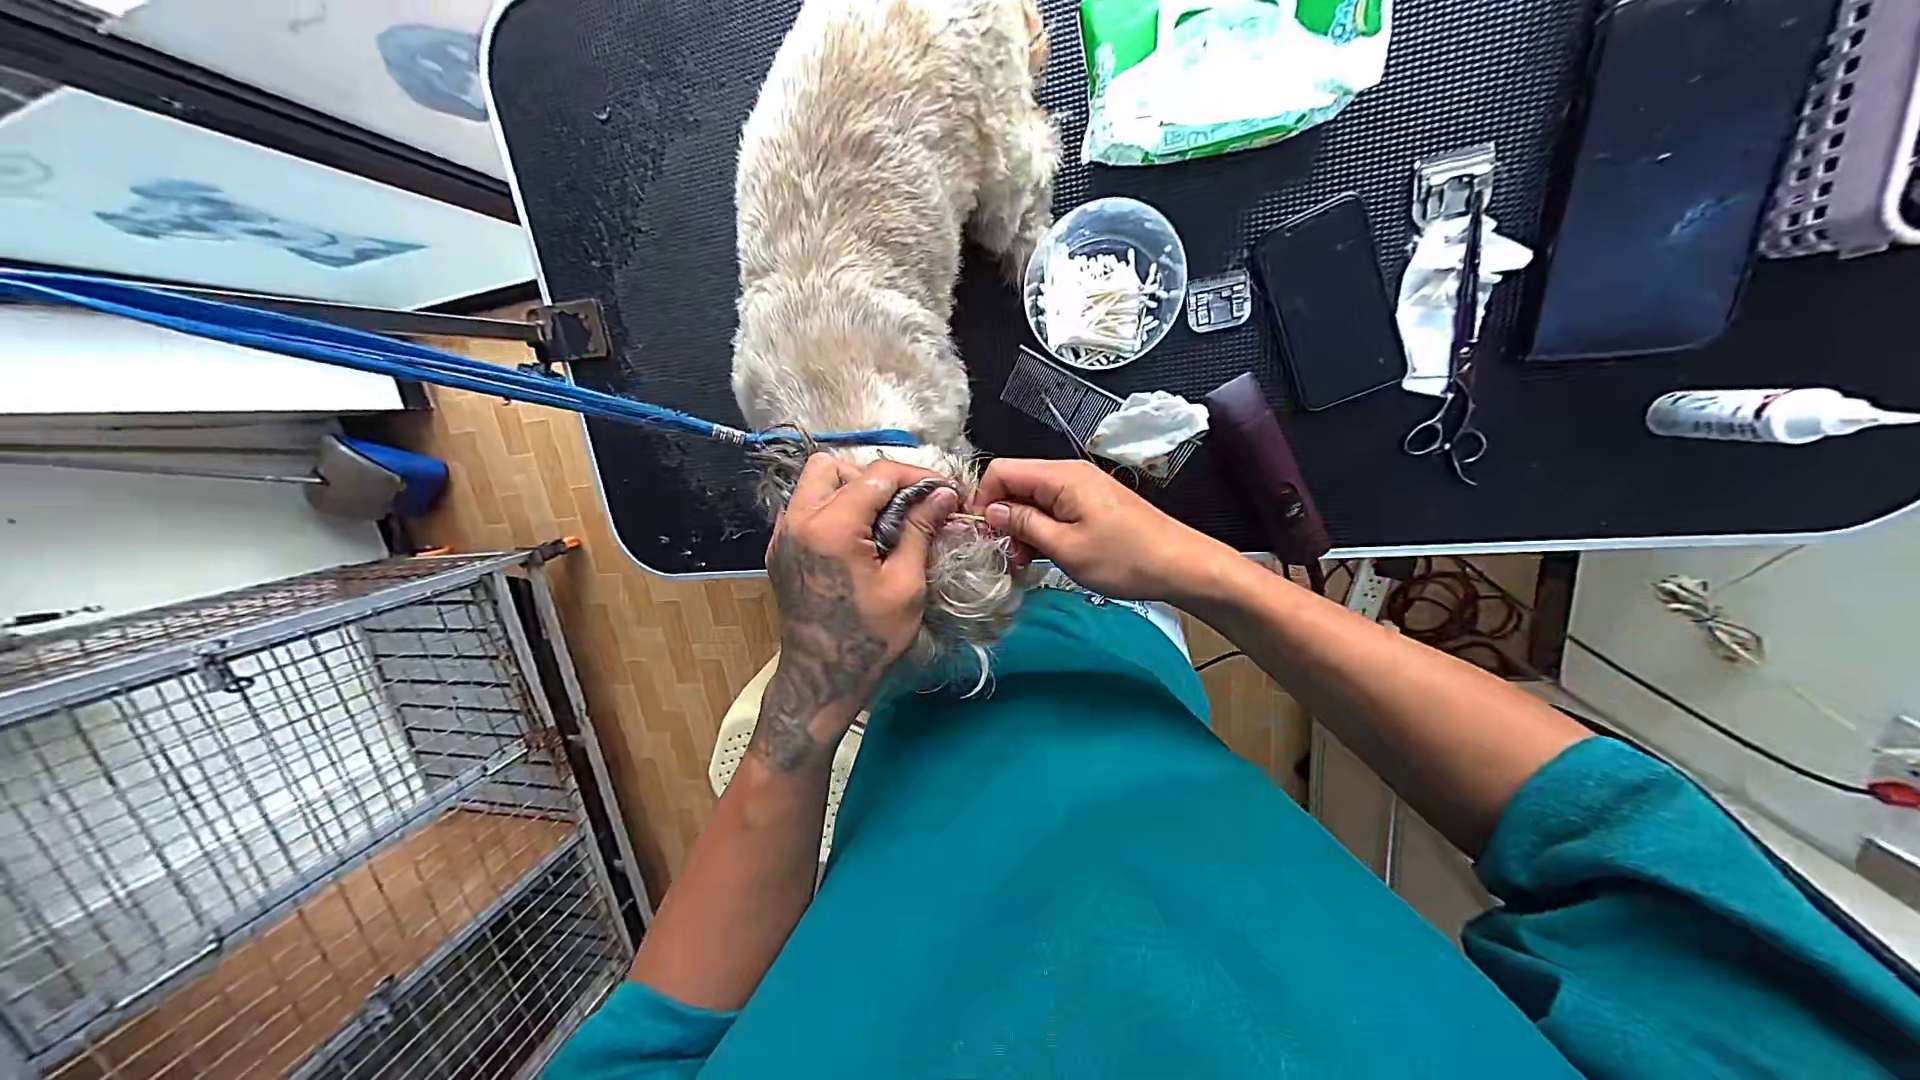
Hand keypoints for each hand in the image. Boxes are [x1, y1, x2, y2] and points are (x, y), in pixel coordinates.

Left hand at [757, 454, 956, 770]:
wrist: (822, 679)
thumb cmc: (869, 638)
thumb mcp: (906, 584)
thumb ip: (920, 529)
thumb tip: (942, 494)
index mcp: (830, 527)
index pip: (876, 474)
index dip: (916, 476)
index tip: (942, 492)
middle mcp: (797, 521)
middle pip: (833, 466)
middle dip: (874, 478)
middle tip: (904, 506)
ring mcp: (783, 535)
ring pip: (814, 483)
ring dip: (851, 491)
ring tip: (882, 522)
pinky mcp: (780, 550)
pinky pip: (805, 509)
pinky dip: (834, 510)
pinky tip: (858, 539)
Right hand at [973, 458, 1234, 602]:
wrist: (1180, 566)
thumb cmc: (1125, 558)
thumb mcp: (1066, 547)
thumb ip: (1023, 525)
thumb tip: (990, 512)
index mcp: (1061, 476)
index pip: (1002, 470)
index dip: (983, 499)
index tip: (981, 534)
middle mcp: (1069, 474)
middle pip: (1015, 484)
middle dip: (1002, 517)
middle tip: (1004, 554)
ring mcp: (1081, 489)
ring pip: (1032, 500)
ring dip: (1021, 528)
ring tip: (1023, 561)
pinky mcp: (1090, 505)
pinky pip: (1052, 510)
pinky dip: (1040, 531)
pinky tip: (1041, 556)